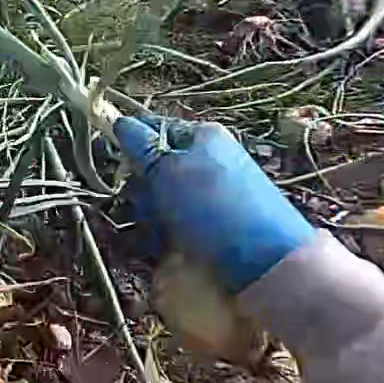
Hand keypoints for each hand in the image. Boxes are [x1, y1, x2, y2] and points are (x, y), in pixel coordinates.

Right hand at [115, 116, 314, 291]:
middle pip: (154, 168)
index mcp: (201, 136)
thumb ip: (140, 146)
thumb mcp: (169, 170)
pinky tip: (174, 248)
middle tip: (152, 208)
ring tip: (164, 236)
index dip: (132, 147)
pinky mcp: (213, 222)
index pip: (152, 129)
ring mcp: (211, 192)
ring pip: (161, 200)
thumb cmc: (212, 206)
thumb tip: (118, 121)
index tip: (122, 169)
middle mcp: (208, 159)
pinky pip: (176, 222)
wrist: (265, 261)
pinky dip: (169, 234)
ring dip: (153, 218)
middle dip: (145, 192)